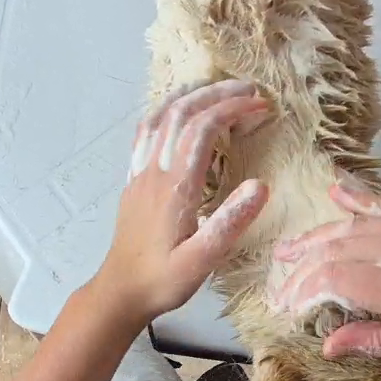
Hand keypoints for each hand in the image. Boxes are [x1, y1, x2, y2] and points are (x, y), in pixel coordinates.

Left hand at [90, 80, 271, 326]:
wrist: (119, 292)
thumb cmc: (162, 281)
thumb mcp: (201, 261)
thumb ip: (229, 223)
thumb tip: (260, 185)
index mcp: (175, 187)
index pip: (202, 129)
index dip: (232, 109)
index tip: (261, 106)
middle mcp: (154, 172)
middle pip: (181, 113)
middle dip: (215, 93)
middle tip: (248, 89)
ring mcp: (140, 174)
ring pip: (160, 118)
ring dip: (189, 97)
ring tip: (216, 89)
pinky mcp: (133, 182)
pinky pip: (145, 134)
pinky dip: (165, 113)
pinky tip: (175, 113)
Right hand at [270, 181, 380, 377]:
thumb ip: (378, 341)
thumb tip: (327, 345)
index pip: (338, 279)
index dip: (305, 290)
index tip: (286, 306)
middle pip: (340, 248)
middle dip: (304, 264)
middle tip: (278, 280)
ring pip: (357, 225)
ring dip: (319, 235)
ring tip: (288, 248)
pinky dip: (357, 201)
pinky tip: (333, 192)